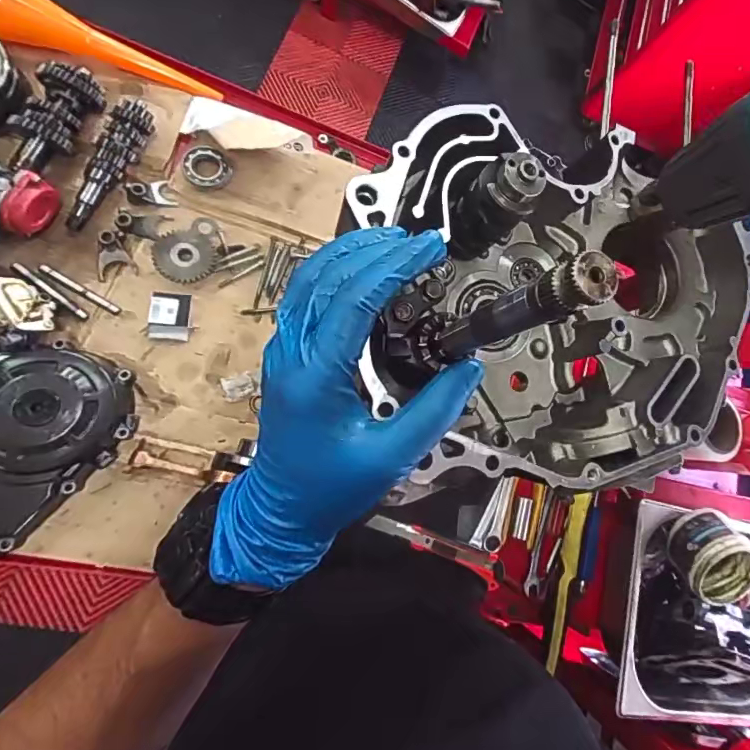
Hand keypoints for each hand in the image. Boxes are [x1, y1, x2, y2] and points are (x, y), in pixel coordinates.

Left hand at [211, 228, 483, 588]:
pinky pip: (305, 295)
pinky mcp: (288, 354)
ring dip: (349, 252)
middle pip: (325, 277)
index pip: (354, 299)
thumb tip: (469, 367)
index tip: (428, 248)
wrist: (280, 510)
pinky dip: (335, 269)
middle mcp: (293, 354)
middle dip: (373, 248)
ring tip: (390, 239)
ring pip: (308, 279)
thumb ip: (436, 409)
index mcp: (316, 375)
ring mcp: (285, 351)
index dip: (395, 266)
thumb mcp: (393, 454)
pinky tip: (360, 265)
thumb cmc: (329, 487)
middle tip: (416, 239)